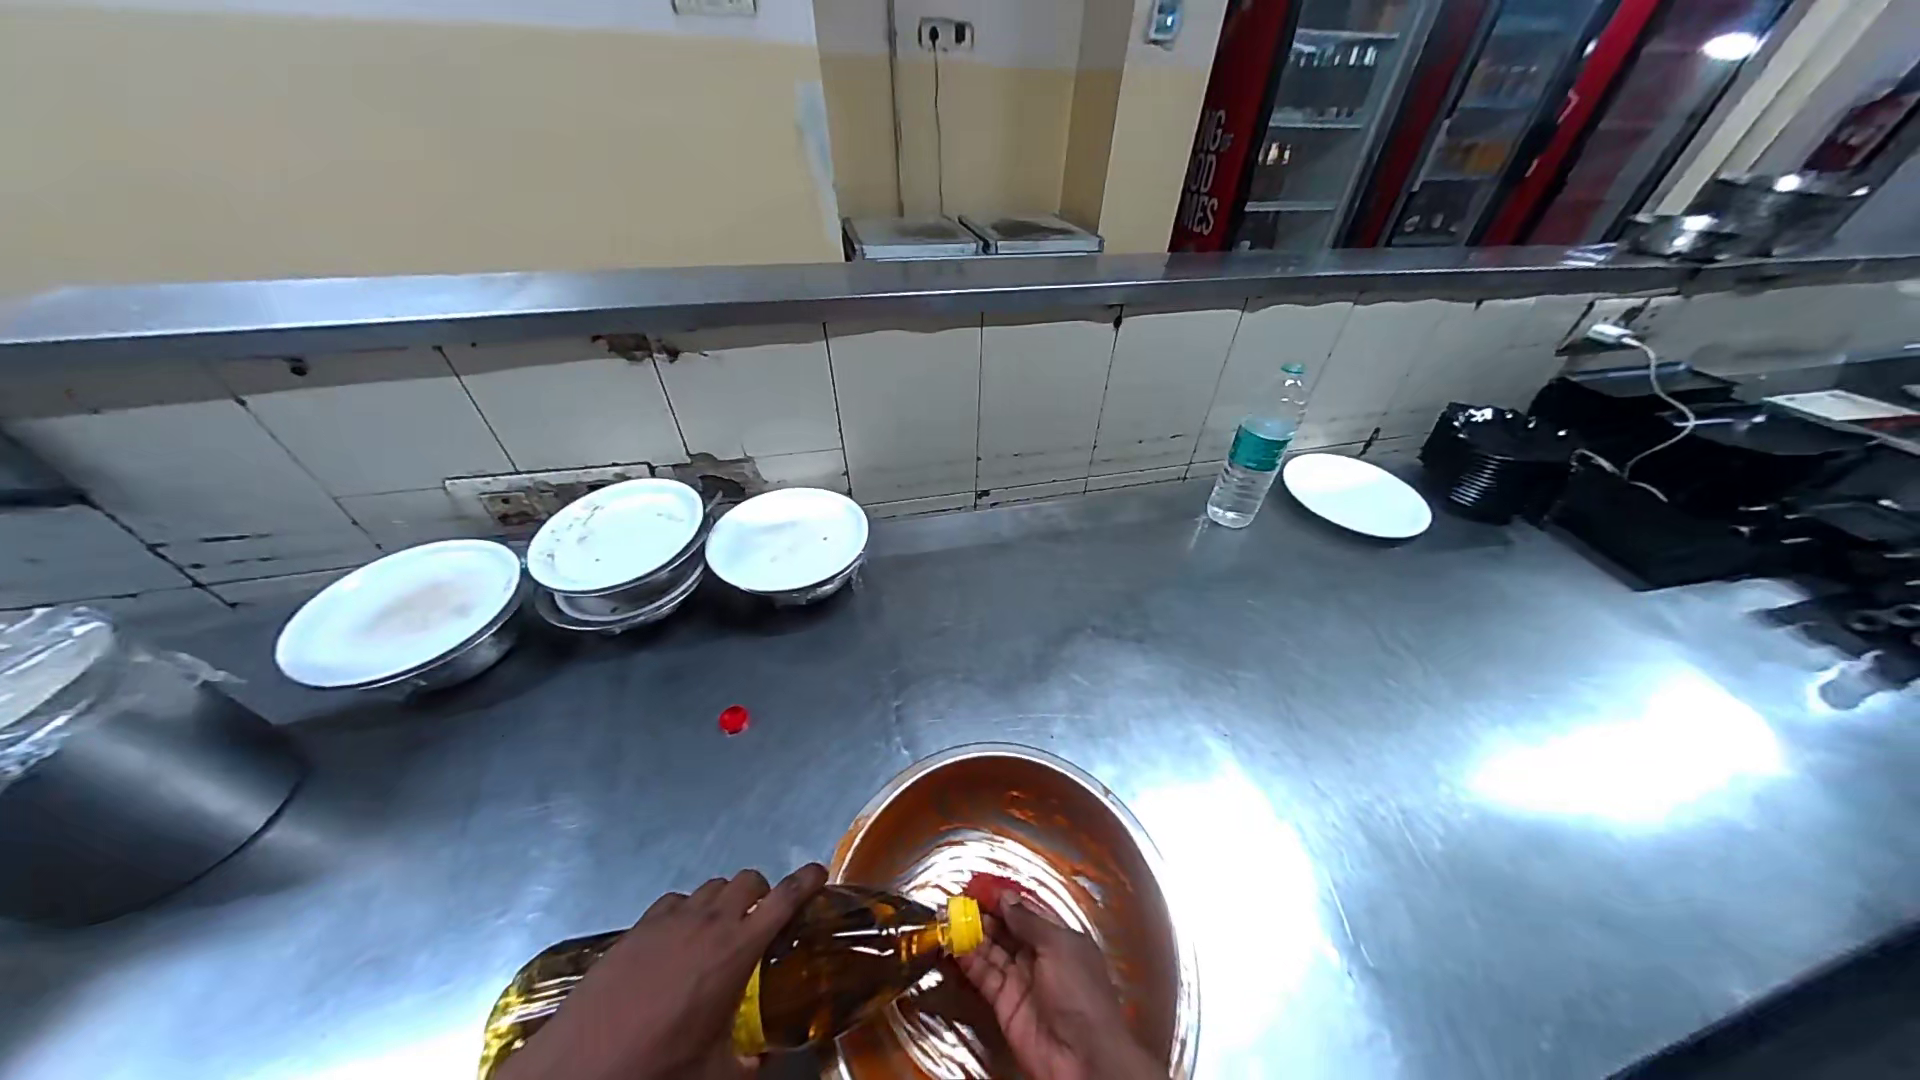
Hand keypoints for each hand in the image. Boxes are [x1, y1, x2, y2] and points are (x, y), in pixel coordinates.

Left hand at [495, 863, 827, 1079]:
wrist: (577, 1070)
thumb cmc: (656, 1069)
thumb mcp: (715, 1074)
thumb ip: (750, 1066)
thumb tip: (768, 1066)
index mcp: (737, 949)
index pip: (784, 897)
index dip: (807, 879)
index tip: (820, 873)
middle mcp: (709, 921)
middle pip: (748, 879)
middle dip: (763, 891)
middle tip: (762, 918)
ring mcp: (671, 919)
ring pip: (712, 886)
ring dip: (726, 899)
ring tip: (719, 931)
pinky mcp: (639, 925)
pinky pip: (676, 900)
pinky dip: (687, 909)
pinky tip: (677, 940)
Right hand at [956, 894, 1164, 1079]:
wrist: (1082, 1057)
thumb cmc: (1078, 990)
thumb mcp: (1058, 946)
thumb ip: (1028, 921)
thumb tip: (1006, 896)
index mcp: (1058, 938)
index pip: (1027, 911)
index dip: (1005, 898)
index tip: (980, 885)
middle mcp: (1038, 955)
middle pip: (1007, 929)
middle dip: (985, 914)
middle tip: (960, 901)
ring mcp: (1020, 979)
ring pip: (993, 950)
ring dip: (974, 934)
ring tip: (952, 919)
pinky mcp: (1004, 1002)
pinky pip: (984, 976)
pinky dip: (969, 961)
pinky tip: (954, 946)